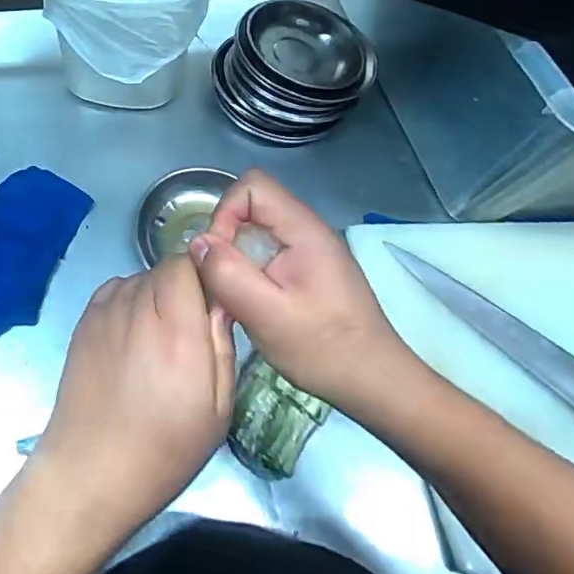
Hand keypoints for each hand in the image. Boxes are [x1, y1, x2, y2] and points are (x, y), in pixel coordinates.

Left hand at [28, 257, 235, 542]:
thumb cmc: (165, 447)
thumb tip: (220, 302)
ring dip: (153, 297)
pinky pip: (115, 291)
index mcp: (176, 330)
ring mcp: (104, 310)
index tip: (210, 307)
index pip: (186, 264)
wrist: (92, 466)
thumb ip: (222, 345)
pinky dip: (128, 303)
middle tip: (186, 334)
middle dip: (180, 291)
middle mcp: (136, 308)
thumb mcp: (217, 409)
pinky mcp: (84, 318)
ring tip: (156, 343)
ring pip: (139, 279)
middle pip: (163, 270)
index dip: (201, 277)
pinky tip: (131, 340)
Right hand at [191, 169, 415, 409]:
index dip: (226, 213)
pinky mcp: (306, 269)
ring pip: (255, 230)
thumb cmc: (325, 349)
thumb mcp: (267, 315)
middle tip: (224, 280)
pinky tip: (250, 303)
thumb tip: (197, 243)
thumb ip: (228, 273)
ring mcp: (308, 250)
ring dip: (235, 257)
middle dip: (226, 237)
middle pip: (251, 205)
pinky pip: (265, 251)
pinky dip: (248, 270)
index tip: (220, 257)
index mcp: (304, 230)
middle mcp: (308, 230)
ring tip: (235, 296)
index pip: (252, 187)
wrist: (376, 385)